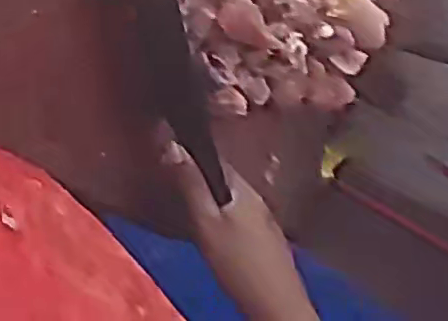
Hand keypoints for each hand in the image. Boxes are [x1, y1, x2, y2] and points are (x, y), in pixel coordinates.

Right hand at [165, 144, 319, 320]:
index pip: (212, 156)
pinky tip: (217, 230)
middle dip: (199, 175)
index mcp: (242, 189)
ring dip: (213, 196)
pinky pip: (241, 214)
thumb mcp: (205, 222)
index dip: (189, 152)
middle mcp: (258, 199)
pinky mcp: (271, 242)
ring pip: (232, 197)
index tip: (167, 156)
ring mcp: (268, 222)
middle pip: (223, 177)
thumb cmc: (237, 263)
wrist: (280, 313)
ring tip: (191, 205)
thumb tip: (173, 143)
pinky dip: (225, 214)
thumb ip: (190, 183)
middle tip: (173, 182)